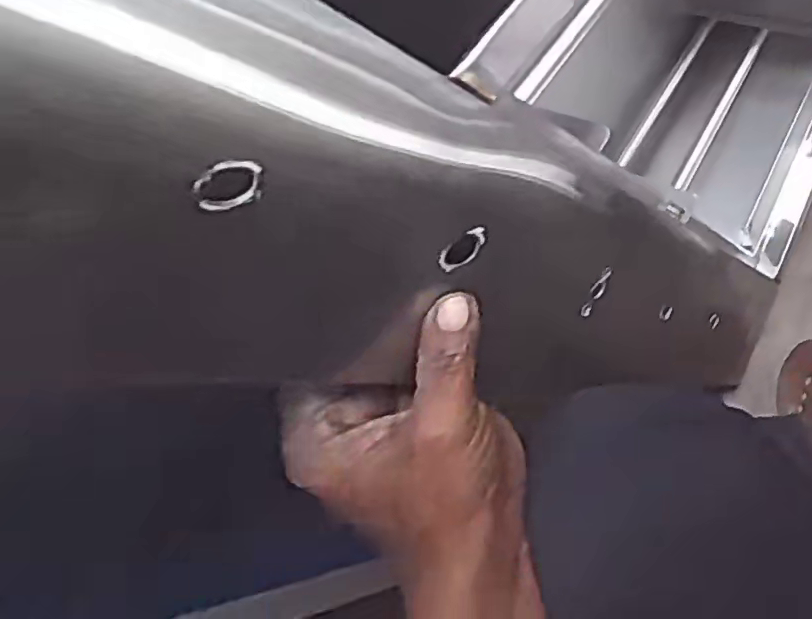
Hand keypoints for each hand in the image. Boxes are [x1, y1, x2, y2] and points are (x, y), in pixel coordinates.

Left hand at [281, 293, 540, 618]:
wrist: (488, 534)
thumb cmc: (445, 501)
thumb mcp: (444, 424)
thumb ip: (447, 362)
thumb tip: (453, 303)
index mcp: (323, 435)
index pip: (323, 361)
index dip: (351, 323)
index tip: (382, 279)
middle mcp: (353, 423)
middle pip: (369, 356)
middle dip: (402, 324)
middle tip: (432, 278)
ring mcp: (397, 418)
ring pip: (409, 359)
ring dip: (433, 335)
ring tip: (456, 292)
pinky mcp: (437, 413)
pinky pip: (440, 369)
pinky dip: (455, 349)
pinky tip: (474, 323)